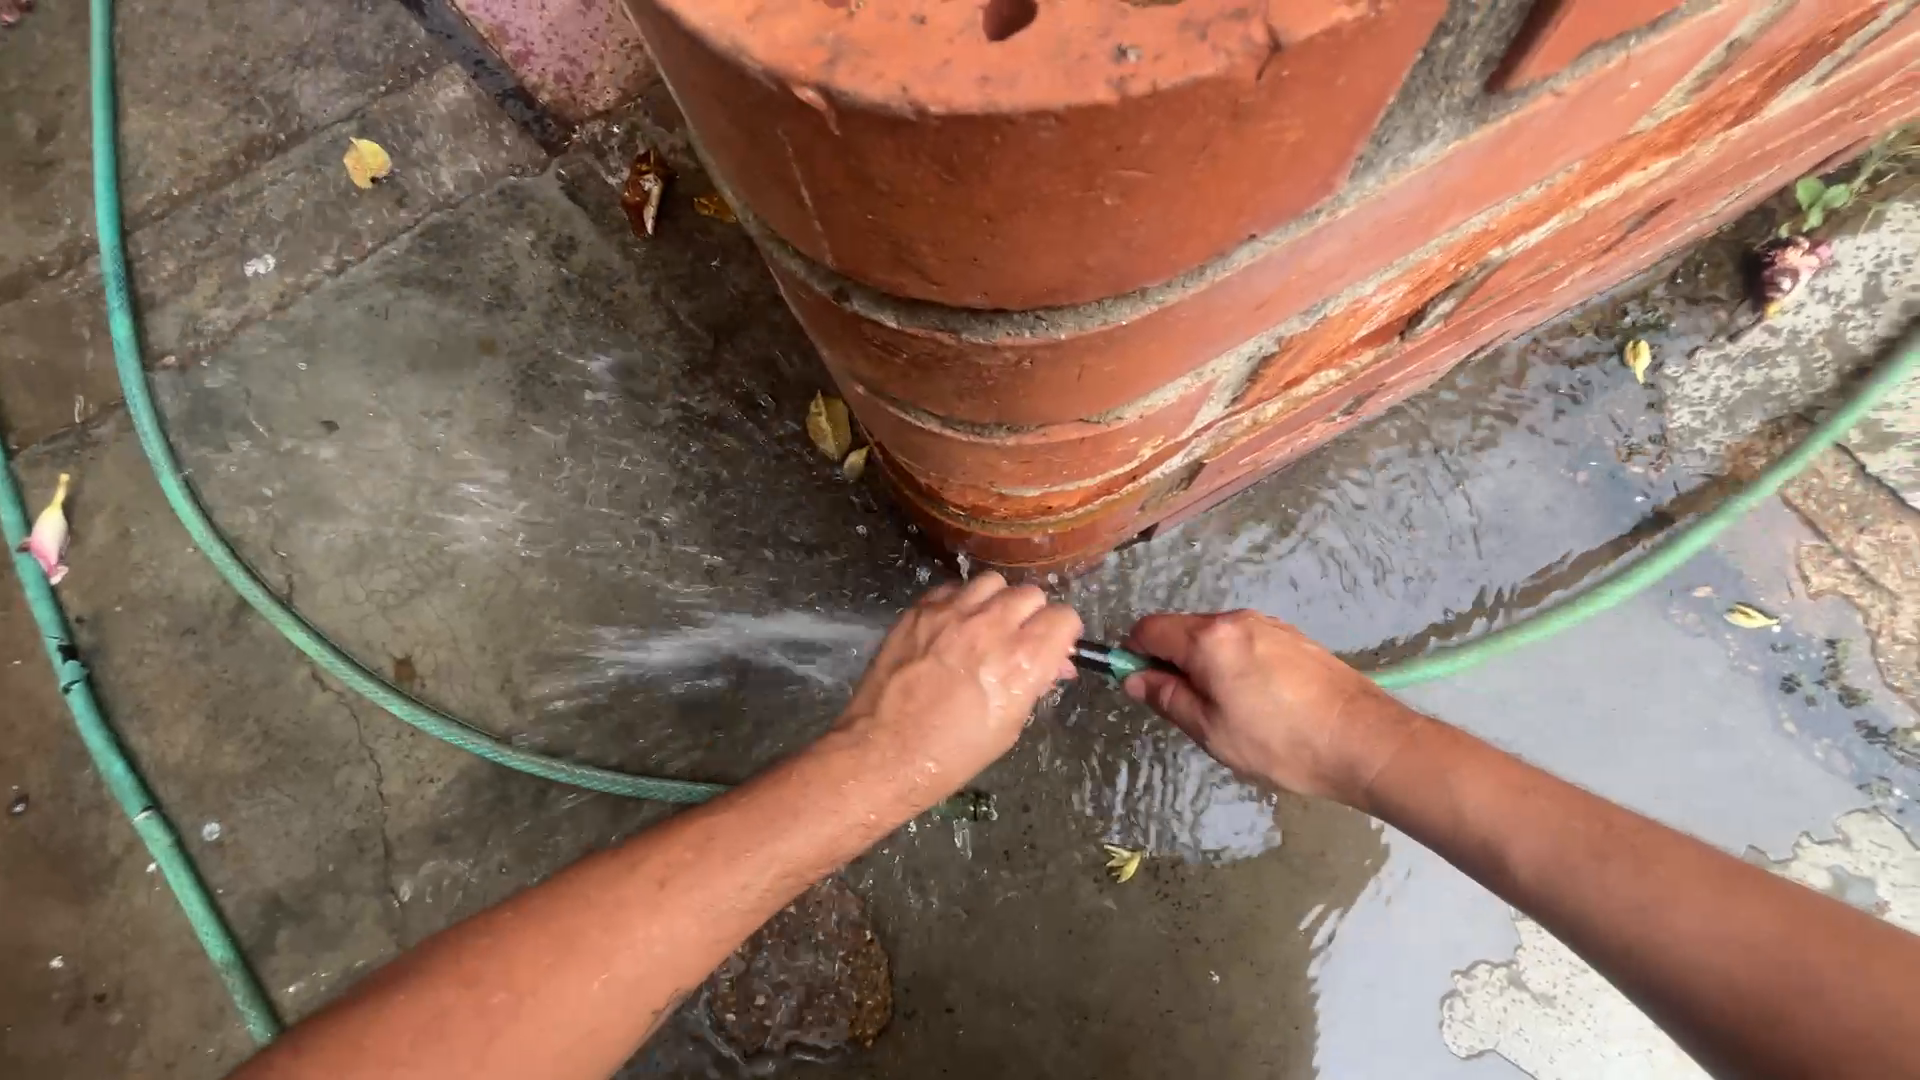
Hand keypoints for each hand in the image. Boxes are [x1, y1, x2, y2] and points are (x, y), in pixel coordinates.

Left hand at [837, 573, 1081, 807]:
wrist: (884, 752)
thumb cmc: (953, 753)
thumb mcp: (1010, 725)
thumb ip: (1034, 682)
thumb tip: (1053, 661)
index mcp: (1020, 660)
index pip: (1064, 618)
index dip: (1063, 634)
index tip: (1054, 646)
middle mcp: (989, 626)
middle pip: (1031, 594)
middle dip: (1032, 616)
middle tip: (1019, 639)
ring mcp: (951, 613)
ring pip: (993, 582)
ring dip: (997, 602)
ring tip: (986, 627)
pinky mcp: (919, 610)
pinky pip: (954, 589)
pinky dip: (962, 602)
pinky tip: (953, 627)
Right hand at [1121, 611, 1422, 807]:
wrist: (1366, 742)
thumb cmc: (1280, 742)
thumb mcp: (1210, 730)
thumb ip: (1166, 698)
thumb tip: (1133, 678)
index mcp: (1208, 639)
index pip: (1149, 629)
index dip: (1134, 655)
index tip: (1142, 687)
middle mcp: (1235, 620)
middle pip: (1182, 630)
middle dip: (1171, 661)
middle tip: (1188, 707)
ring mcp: (1268, 625)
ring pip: (1214, 637)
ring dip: (1204, 663)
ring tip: (1229, 709)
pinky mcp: (1293, 637)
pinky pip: (1244, 641)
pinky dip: (1234, 662)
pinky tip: (1258, 700)